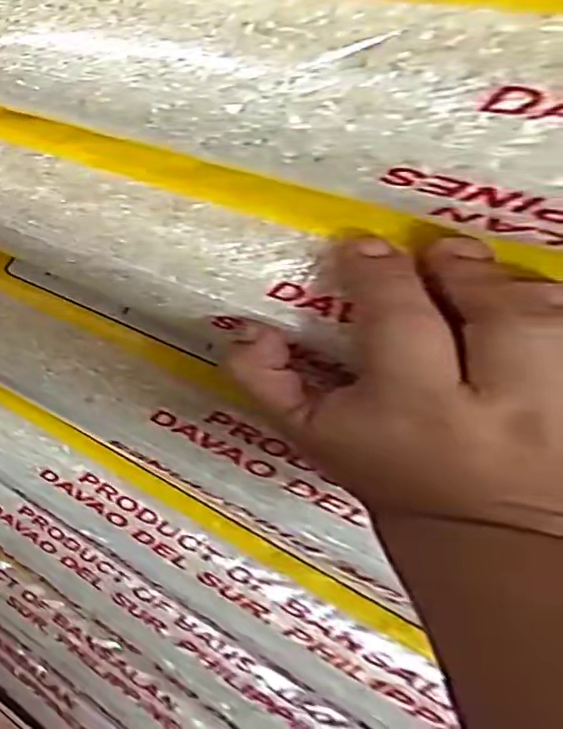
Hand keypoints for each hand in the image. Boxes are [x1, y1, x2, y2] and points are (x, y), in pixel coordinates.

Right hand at [225, 236, 562, 536]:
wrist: (496, 536)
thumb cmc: (387, 471)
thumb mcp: (302, 429)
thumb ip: (260, 375)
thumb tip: (251, 327)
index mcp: (415, 405)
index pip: (402, 320)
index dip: (381, 274)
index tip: (363, 246)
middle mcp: (505, 408)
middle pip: (507, 318)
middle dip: (472, 273)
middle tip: (444, 248)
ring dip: (531, 292)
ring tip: (494, 276)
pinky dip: (561, 319)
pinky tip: (536, 308)